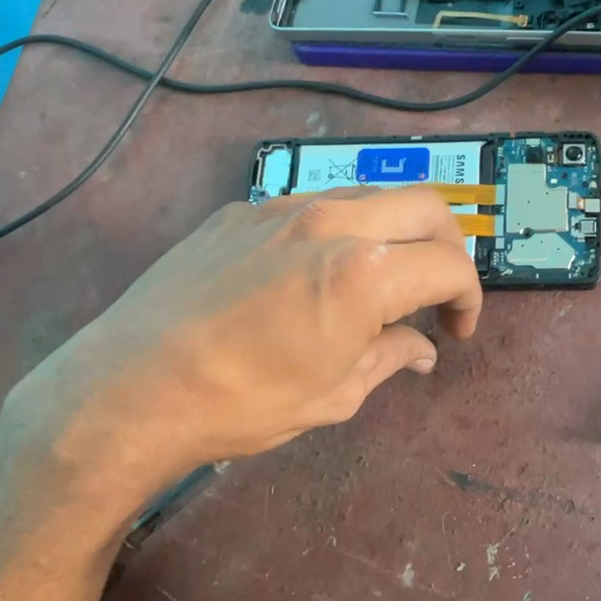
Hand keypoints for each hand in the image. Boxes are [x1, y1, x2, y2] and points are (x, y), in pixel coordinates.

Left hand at [1, 186, 480, 503]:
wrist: (132, 388)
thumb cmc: (244, 404)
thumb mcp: (334, 394)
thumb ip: (390, 357)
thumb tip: (421, 348)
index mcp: (365, 273)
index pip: (450, 265)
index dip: (469, 299)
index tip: (456, 331)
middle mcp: (331, 223)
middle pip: (425, 205)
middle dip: (448, 246)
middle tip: (437, 291)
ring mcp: (280, 209)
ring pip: (368, 196)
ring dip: (393, 232)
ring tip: (378, 282)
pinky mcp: (239, 212)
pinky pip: (310, 206)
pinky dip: (337, 232)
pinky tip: (312, 276)